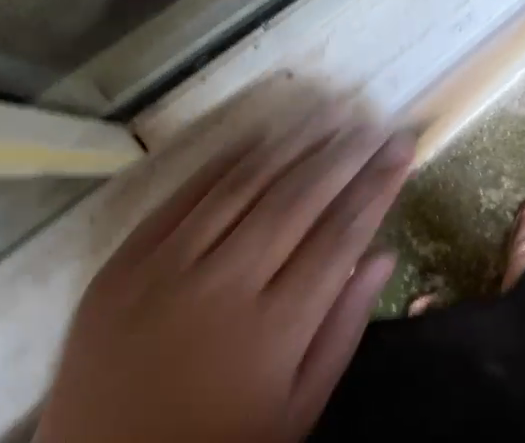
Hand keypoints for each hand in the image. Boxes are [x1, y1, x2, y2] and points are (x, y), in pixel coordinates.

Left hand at [35, 100, 413, 442]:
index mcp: (274, 329)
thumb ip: (342, 330)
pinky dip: (227, 162)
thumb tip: (384, 254)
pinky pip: (184, 197)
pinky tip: (261, 137)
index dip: (377, 184)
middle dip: (344, 154)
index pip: (342, 233)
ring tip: (328, 113)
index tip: (403, 147)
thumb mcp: (295, 411)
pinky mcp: (122, 264)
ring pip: (244, 186)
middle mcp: (224, 287)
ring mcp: (167, 269)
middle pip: (299, 199)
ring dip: (293, 144)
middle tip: (373, 121)